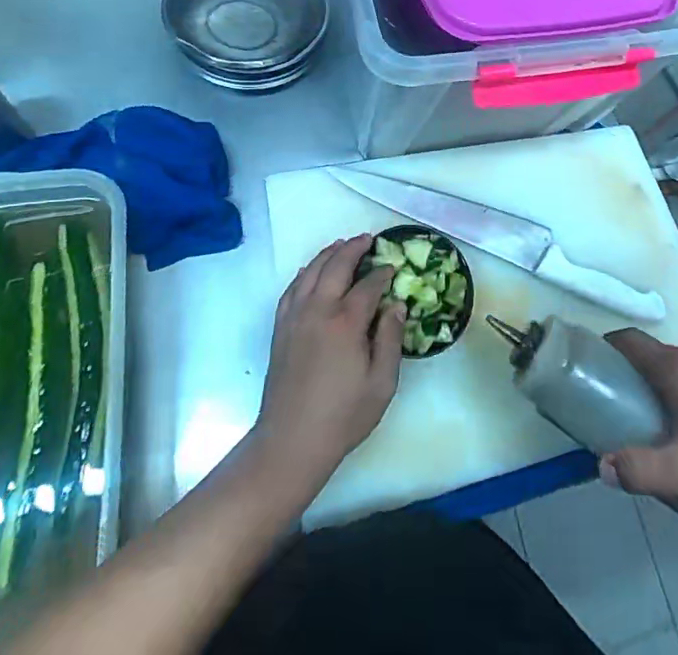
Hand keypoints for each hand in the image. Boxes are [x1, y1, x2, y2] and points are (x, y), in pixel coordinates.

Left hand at [252, 235, 406, 484]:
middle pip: (335, 267)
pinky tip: (310, 271)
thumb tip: (396, 305)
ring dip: (328, 254)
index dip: (382, 274)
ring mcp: (294, 317)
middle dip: (353, 249)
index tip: (393, 267)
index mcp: (345, 323)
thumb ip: (390, 339)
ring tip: (342, 245)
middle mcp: (317, 311)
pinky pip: (292, 288)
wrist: (292, 438)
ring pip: (310, 272)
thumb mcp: (381, 382)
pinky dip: (304, 273)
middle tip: (368, 239)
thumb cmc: (344, 415)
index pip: (368, 286)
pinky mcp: (281, 328)